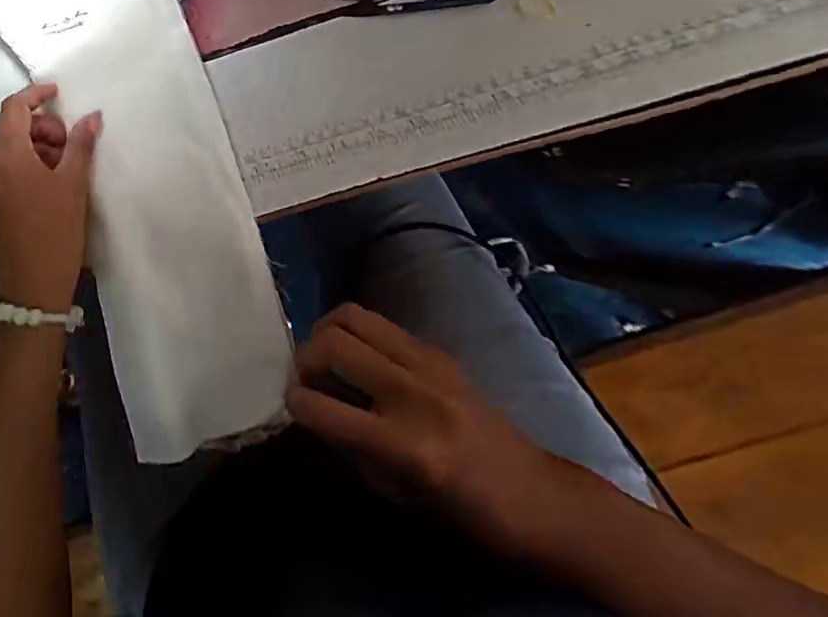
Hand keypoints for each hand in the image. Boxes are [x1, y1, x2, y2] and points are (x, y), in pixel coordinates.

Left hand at [0, 83, 101, 313]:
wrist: (30, 290)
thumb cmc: (55, 234)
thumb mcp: (73, 185)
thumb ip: (81, 144)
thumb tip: (92, 116)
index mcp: (4, 156)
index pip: (13, 108)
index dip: (36, 94)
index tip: (59, 92)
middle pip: (8, 126)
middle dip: (41, 123)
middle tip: (70, 142)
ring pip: (7, 146)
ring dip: (36, 143)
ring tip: (66, 165)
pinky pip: (4, 166)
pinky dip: (27, 161)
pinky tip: (52, 180)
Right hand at [285, 303, 569, 555]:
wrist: (537, 494)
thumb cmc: (467, 511)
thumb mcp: (397, 493)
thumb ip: (352, 445)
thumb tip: (317, 408)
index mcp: (405, 444)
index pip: (322, 407)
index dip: (294, 402)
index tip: (290, 404)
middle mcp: (413, 392)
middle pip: (334, 341)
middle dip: (304, 356)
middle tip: (303, 376)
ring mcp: (429, 363)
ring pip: (354, 316)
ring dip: (326, 332)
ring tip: (324, 356)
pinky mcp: (438, 350)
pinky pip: (382, 325)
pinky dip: (357, 334)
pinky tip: (360, 357)